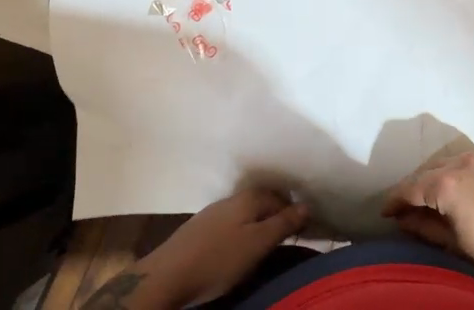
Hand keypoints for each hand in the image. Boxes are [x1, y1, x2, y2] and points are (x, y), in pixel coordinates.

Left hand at [136, 188, 308, 306]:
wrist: (166, 276)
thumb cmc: (218, 260)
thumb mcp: (257, 244)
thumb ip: (283, 223)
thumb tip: (307, 205)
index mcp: (250, 197)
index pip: (283, 198)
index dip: (295, 213)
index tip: (305, 232)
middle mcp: (232, 198)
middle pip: (264, 203)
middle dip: (278, 217)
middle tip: (288, 240)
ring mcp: (214, 213)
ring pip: (247, 214)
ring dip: (259, 226)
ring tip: (266, 247)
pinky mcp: (200, 230)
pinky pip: (232, 225)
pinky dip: (242, 233)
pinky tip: (240, 249)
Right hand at [381, 149, 473, 292]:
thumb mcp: (455, 243)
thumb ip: (425, 227)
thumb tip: (402, 219)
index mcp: (449, 182)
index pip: (411, 187)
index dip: (395, 200)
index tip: (384, 213)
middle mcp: (461, 162)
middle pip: (425, 172)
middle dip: (411, 189)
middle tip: (401, 210)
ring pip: (443, 164)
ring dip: (429, 179)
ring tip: (421, 201)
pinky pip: (460, 162)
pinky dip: (448, 173)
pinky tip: (445, 190)